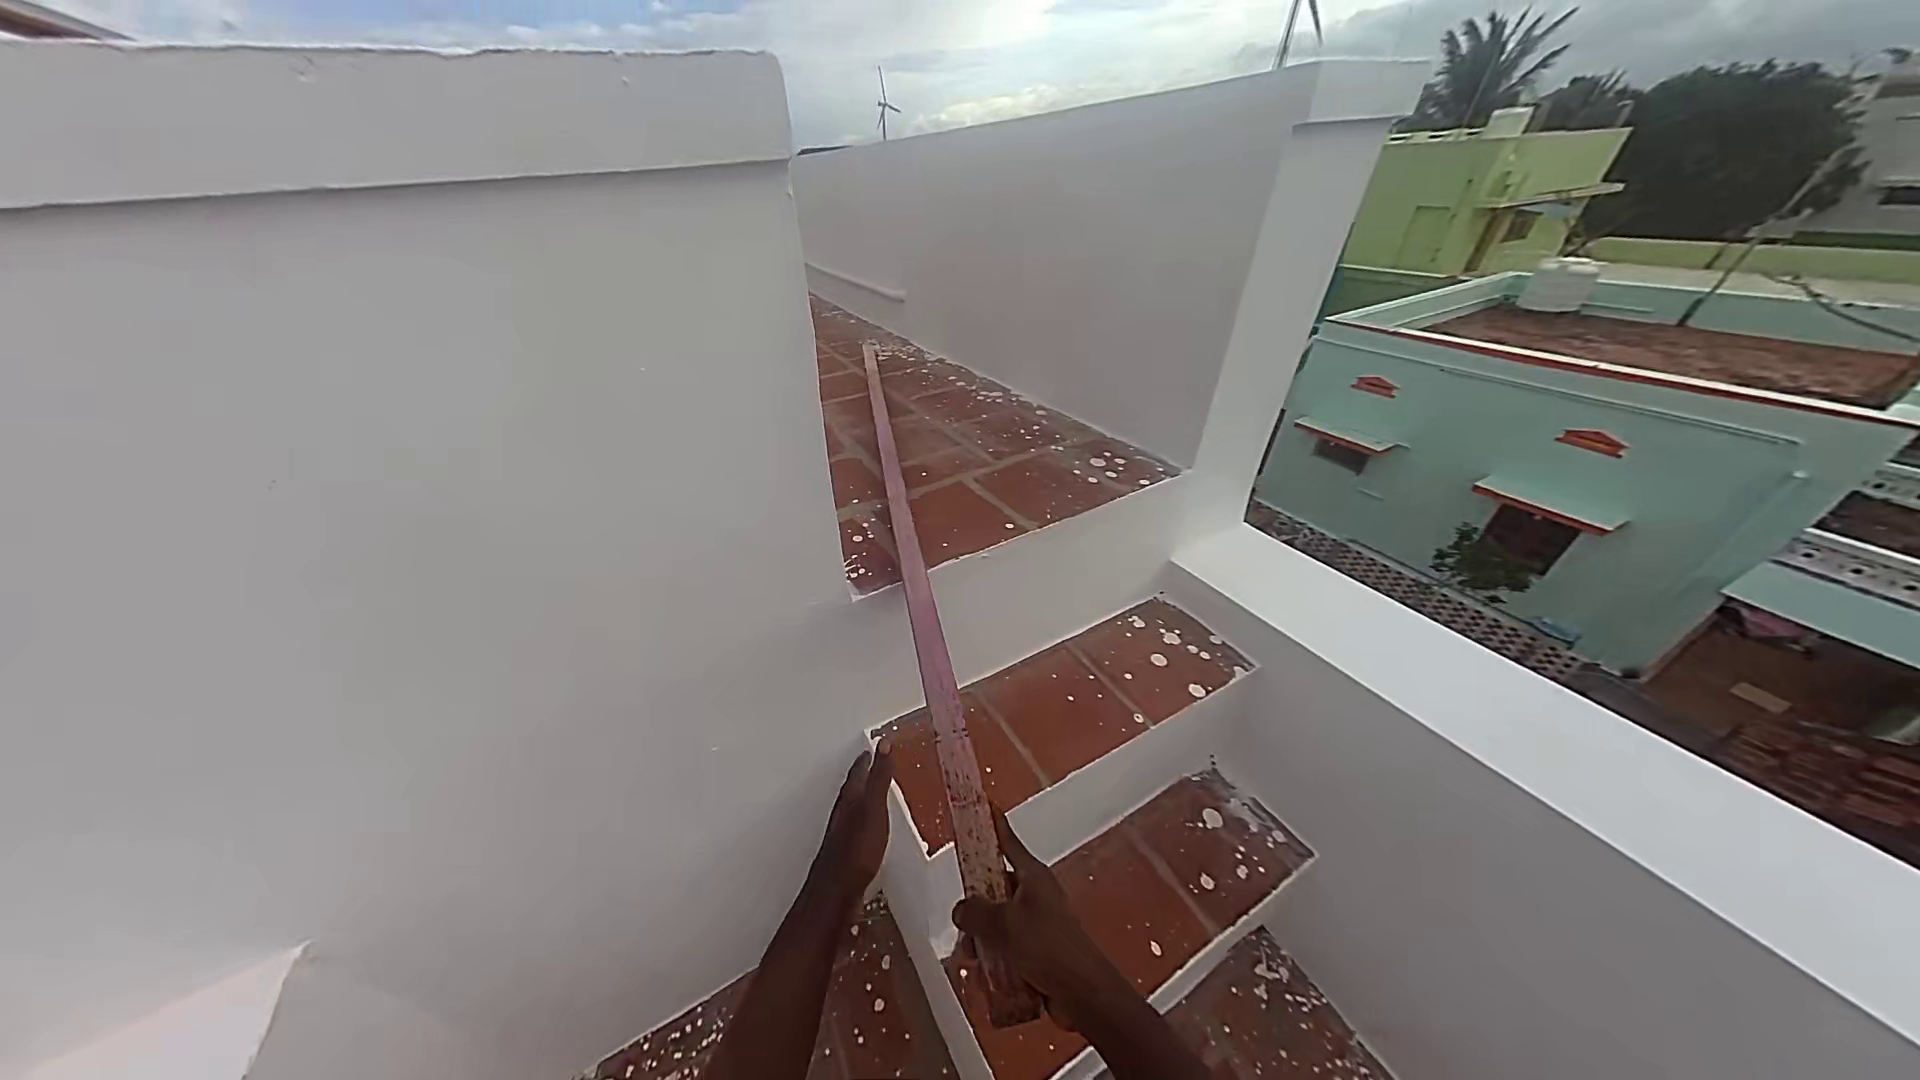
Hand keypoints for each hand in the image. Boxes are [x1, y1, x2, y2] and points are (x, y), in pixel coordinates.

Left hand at [810, 746, 894, 908]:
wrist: (836, 893)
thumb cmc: (855, 851)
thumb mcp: (875, 808)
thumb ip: (880, 777)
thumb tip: (884, 745)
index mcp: (850, 799)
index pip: (858, 772)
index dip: (866, 759)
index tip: (873, 748)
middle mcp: (843, 815)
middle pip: (851, 788)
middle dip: (861, 775)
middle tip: (869, 764)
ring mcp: (842, 836)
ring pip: (851, 808)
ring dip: (860, 798)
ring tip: (870, 793)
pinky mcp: (846, 855)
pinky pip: (854, 829)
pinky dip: (862, 821)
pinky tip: (868, 831)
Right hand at [952, 810, 1132, 1032]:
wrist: (1085, 994)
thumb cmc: (1050, 946)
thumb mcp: (1007, 924)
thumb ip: (977, 913)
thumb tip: (961, 909)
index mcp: (1032, 875)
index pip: (1007, 841)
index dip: (993, 823)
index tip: (982, 804)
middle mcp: (1034, 894)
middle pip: (995, 887)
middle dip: (975, 906)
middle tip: (962, 923)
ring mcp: (1036, 923)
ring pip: (997, 922)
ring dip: (981, 939)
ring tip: (971, 959)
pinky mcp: (1036, 952)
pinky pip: (1006, 947)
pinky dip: (993, 959)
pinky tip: (983, 976)